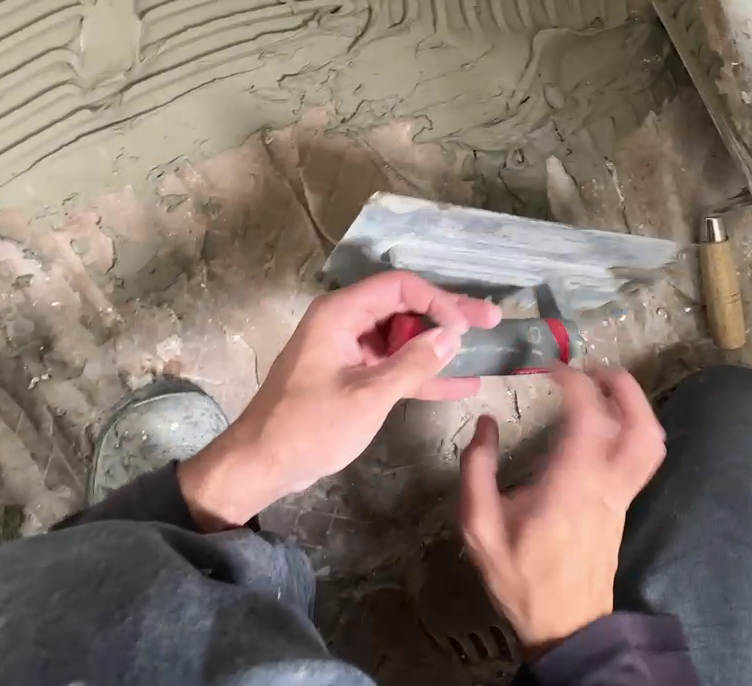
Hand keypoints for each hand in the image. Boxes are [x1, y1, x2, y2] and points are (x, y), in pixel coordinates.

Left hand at [178, 271, 500, 529]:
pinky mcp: (351, 374)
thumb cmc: (309, 426)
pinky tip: (460, 383)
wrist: (260, 465)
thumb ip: (413, 363)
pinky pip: (393, 363)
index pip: (399, 287)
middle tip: (491, 322)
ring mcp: (348, 348)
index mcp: (340, 313)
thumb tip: (452, 336)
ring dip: (439, 346)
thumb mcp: (368, 396)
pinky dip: (421, 372)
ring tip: (485, 350)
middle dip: (447, 316)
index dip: (438, 300)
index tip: (468, 324)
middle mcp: (345, 321)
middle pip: (404, 307)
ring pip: (402, 336)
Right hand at [459, 367, 665, 657]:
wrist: (566, 627)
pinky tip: (604, 419)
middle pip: (639, 423)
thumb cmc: (520, 577)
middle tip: (588, 367)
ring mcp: (622, 494)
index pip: (588, 415)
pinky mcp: (624, 503)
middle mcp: (606, 484)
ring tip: (602, 385)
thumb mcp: (479, 527)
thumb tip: (486, 423)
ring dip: (634, 404)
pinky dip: (633, 425)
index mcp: (571, 484)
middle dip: (620, 384)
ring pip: (650, 440)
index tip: (546, 367)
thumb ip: (477, 470)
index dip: (572, 380)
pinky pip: (644, 456)